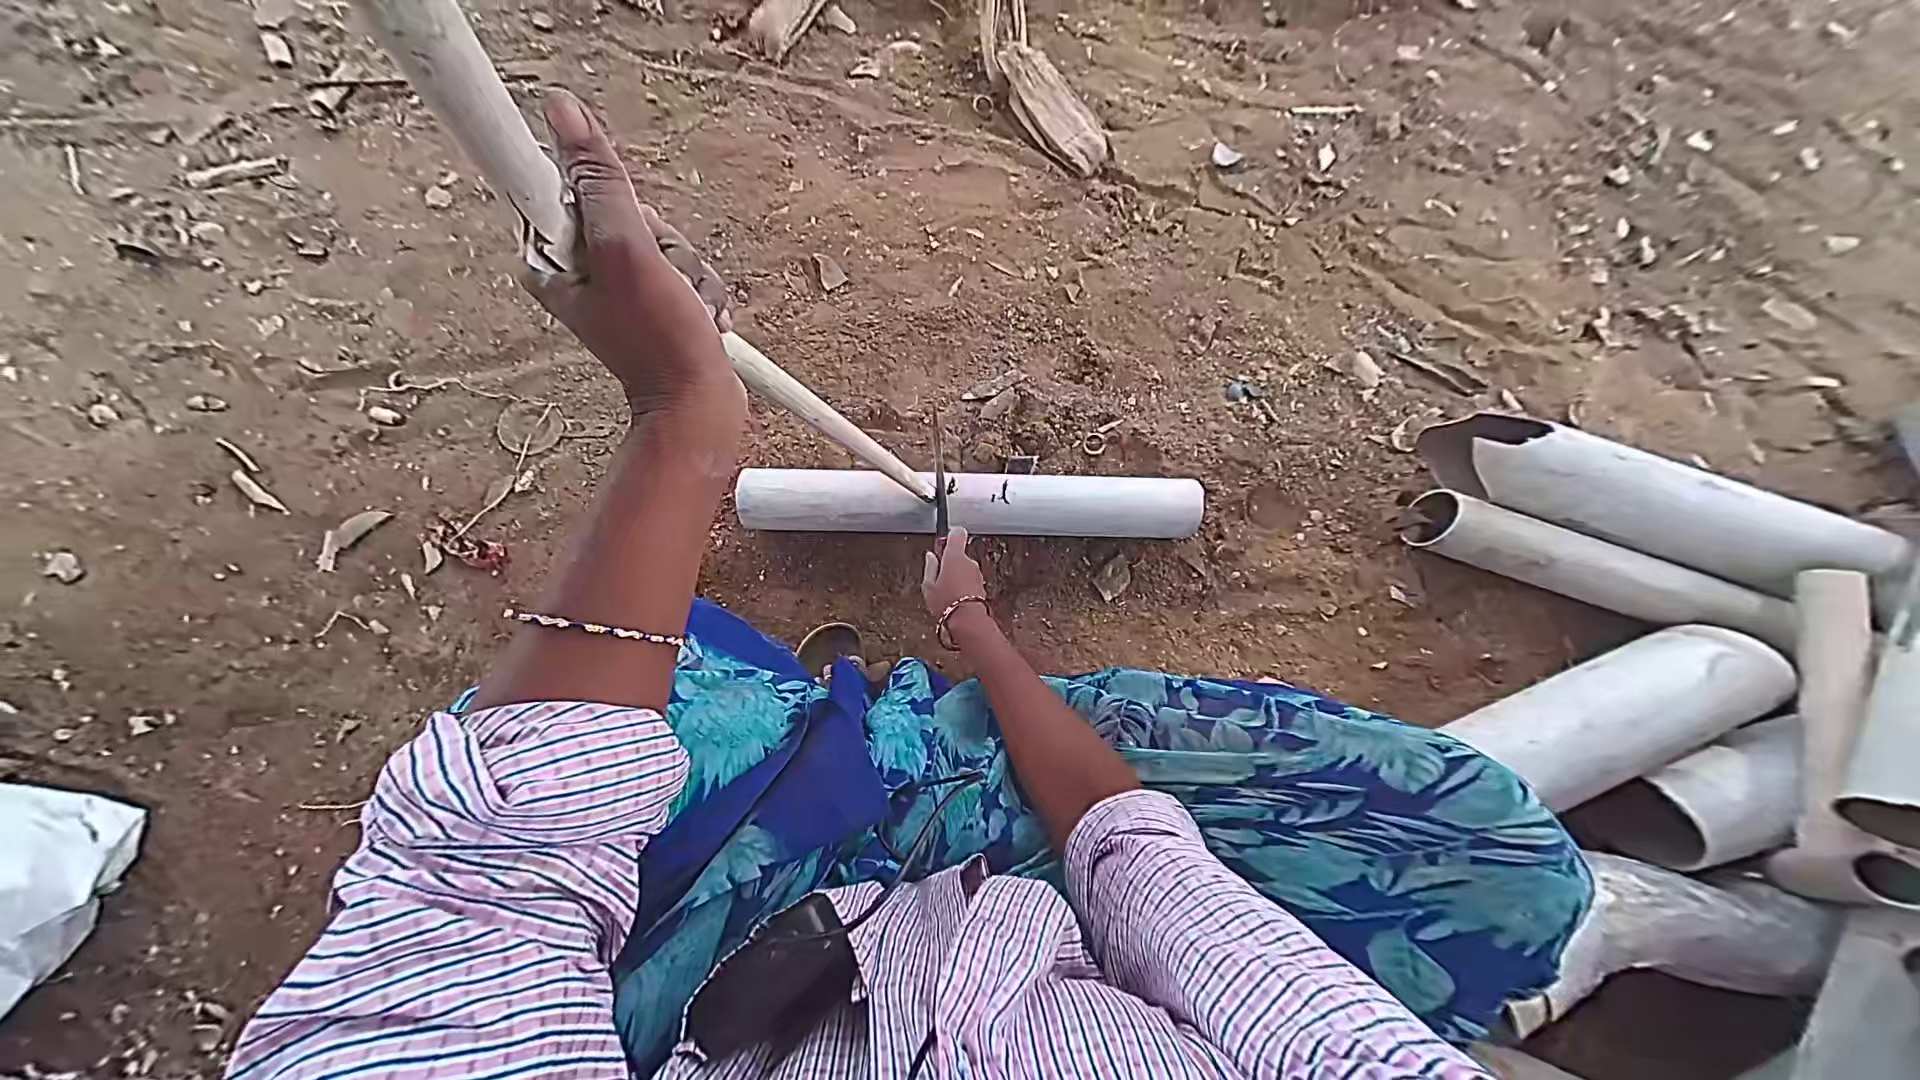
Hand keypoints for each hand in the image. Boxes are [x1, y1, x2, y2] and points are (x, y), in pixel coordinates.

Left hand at [525, 90, 745, 423]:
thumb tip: (566, 117)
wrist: (699, 405)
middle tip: (668, 282)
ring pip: (667, 243)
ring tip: (689, 308)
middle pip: (632, 216)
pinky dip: (702, 291)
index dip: (606, 198)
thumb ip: (601, 187)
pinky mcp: (656, 300)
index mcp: (556, 260)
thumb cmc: (663, 350)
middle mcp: (585, 270)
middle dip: (667, 246)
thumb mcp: (631, 256)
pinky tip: (700, 316)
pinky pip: (686, 269)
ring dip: (691, 273)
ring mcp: (624, 287)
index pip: (568, 189)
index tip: (611, 213)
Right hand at [922, 526, 987, 620]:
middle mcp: (969, 562)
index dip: (950, 536)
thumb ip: (930, 566)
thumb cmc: (946, 602)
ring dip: (957, 575)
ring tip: (946, 591)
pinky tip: (955, 598)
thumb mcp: (928, 585)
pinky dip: (963, 585)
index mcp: (954, 556)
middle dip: (950, 562)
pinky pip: (969, 580)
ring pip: (965, 568)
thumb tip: (931, 556)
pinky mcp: (981, 586)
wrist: (967, 621)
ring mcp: (977, 574)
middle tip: (938, 577)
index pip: (957, 534)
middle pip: (959, 554)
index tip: (942, 544)